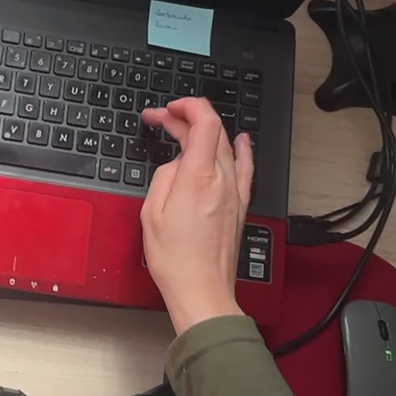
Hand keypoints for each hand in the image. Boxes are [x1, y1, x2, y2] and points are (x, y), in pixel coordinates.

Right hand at [139, 97, 253, 334]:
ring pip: (225, 146)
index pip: (204, 122)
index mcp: (198, 177)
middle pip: (212, 131)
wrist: (201, 289)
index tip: (168, 109)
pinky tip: (241, 140)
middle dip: (184, 117)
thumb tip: (175, 165)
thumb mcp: (150, 211)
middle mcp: (222, 179)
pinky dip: (241, 148)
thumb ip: (164, 177)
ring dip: (202, 132)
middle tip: (160, 119)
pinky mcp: (239, 204)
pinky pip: (245, 166)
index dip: (187, 107)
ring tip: (182, 130)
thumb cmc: (174, 258)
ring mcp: (235, 192)